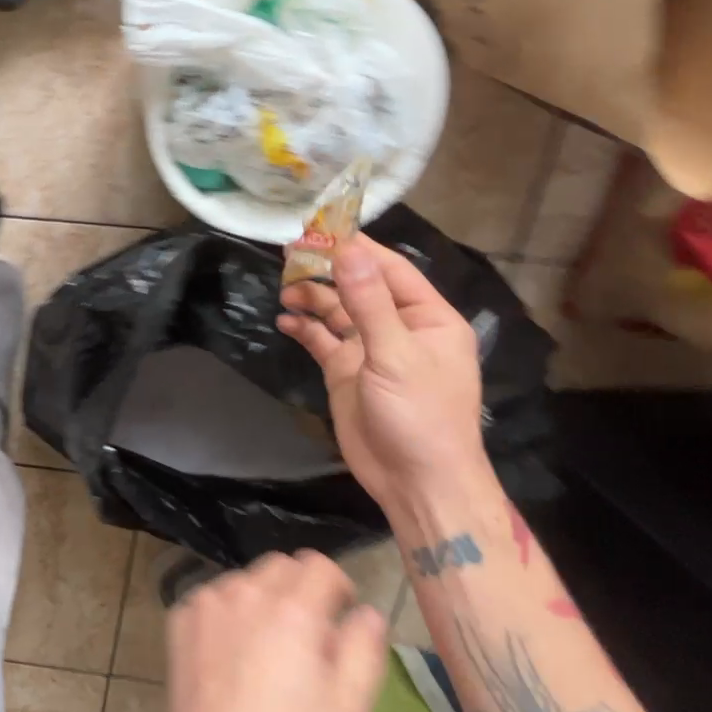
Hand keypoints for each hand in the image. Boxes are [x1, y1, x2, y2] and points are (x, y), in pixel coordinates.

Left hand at [154, 550, 387, 711]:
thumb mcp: (349, 707)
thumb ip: (364, 649)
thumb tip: (367, 612)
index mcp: (292, 609)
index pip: (318, 564)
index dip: (337, 583)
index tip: (341, 610)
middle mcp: (245, 592)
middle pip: (280, 565)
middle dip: (300, 588)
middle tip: (307, 634)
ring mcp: (207, 601)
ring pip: (244, 580)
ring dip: (262, 600)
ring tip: (268, 648)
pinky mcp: (180, 615)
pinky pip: (213, 599)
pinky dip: (228, 614)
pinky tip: (233, 654)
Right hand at [276, 235, 487, 510]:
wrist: (416, 481)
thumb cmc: (420, 416)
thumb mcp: (394, 355)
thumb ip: (368, 303)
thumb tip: (347, 252)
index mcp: (428, 318)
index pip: (391, 270)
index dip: (357, 248)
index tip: (320, 229)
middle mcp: (400, 328)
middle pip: (358, 286)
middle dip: (326, 269)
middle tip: (288, 252)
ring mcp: (371, 350)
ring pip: (336, 310)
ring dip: (311, 298)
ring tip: (283, 291)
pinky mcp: (346, 371)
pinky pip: (321, 339)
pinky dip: (303, 327)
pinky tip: (284, 321)